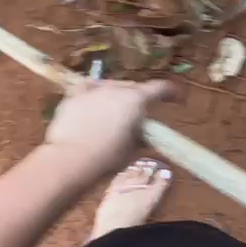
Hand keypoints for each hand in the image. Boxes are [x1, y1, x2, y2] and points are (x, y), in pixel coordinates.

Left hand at [40, 79, 174, 180]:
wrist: (70, 159)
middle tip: (140, 112)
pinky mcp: (74, 95)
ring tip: (116, 109)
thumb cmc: (107, 158)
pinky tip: (94, 98)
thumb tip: (144, 134)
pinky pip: (89, 87)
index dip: (170, 92)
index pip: (159, 88)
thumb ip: (141, 136)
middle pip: (133, 87)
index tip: (175, 97)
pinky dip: (95, 92)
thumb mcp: (132, 150)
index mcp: (135, 100)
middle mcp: (115, 89)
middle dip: (140, 97)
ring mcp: (93, 89)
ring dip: (117, 95)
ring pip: (110, 86)